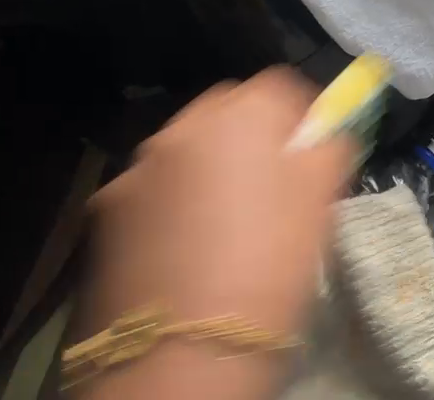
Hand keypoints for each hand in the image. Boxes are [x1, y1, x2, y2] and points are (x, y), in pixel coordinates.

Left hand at [81, 69, 353, 354]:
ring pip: (187, 150)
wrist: (189, 347)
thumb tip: (322, 131)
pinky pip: (154, 190)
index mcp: (241, 112)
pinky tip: (192, 242)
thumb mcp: (325, 189)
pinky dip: (173, 202)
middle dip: (251, 133)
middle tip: (274, 177)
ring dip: (209, 166)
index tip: (312, 147)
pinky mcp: (104, 216)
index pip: (280, 84)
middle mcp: (182, 128)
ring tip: (230, 215)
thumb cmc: (274, 254)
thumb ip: (329, 141)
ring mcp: (135, 171)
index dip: (300, 113)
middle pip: (227, 110)